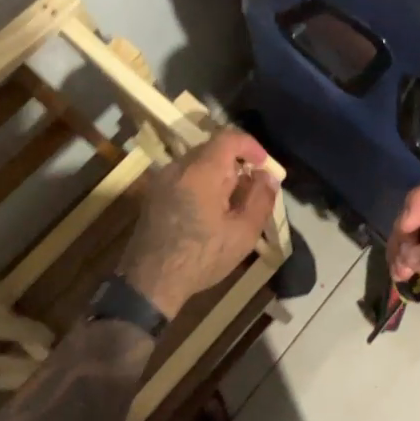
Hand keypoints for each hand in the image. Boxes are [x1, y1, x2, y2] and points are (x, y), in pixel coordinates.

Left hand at [121, 128, 279, 319]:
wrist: (150, 283)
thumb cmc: (201, 257)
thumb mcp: (243, 233)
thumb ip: (261, 199)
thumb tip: (268, 176)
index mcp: (200, 171)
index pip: (228, 137)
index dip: (250, 145)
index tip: (264, 165)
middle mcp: (177, 167)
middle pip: (212, 149)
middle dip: (235, 164)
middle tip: (250, 190)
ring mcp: (161, 180)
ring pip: (197, 163)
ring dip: (218, 175)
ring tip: (230, 205)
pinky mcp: (153, 194)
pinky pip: (183, 176)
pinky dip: (201, 183)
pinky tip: (208, 212)